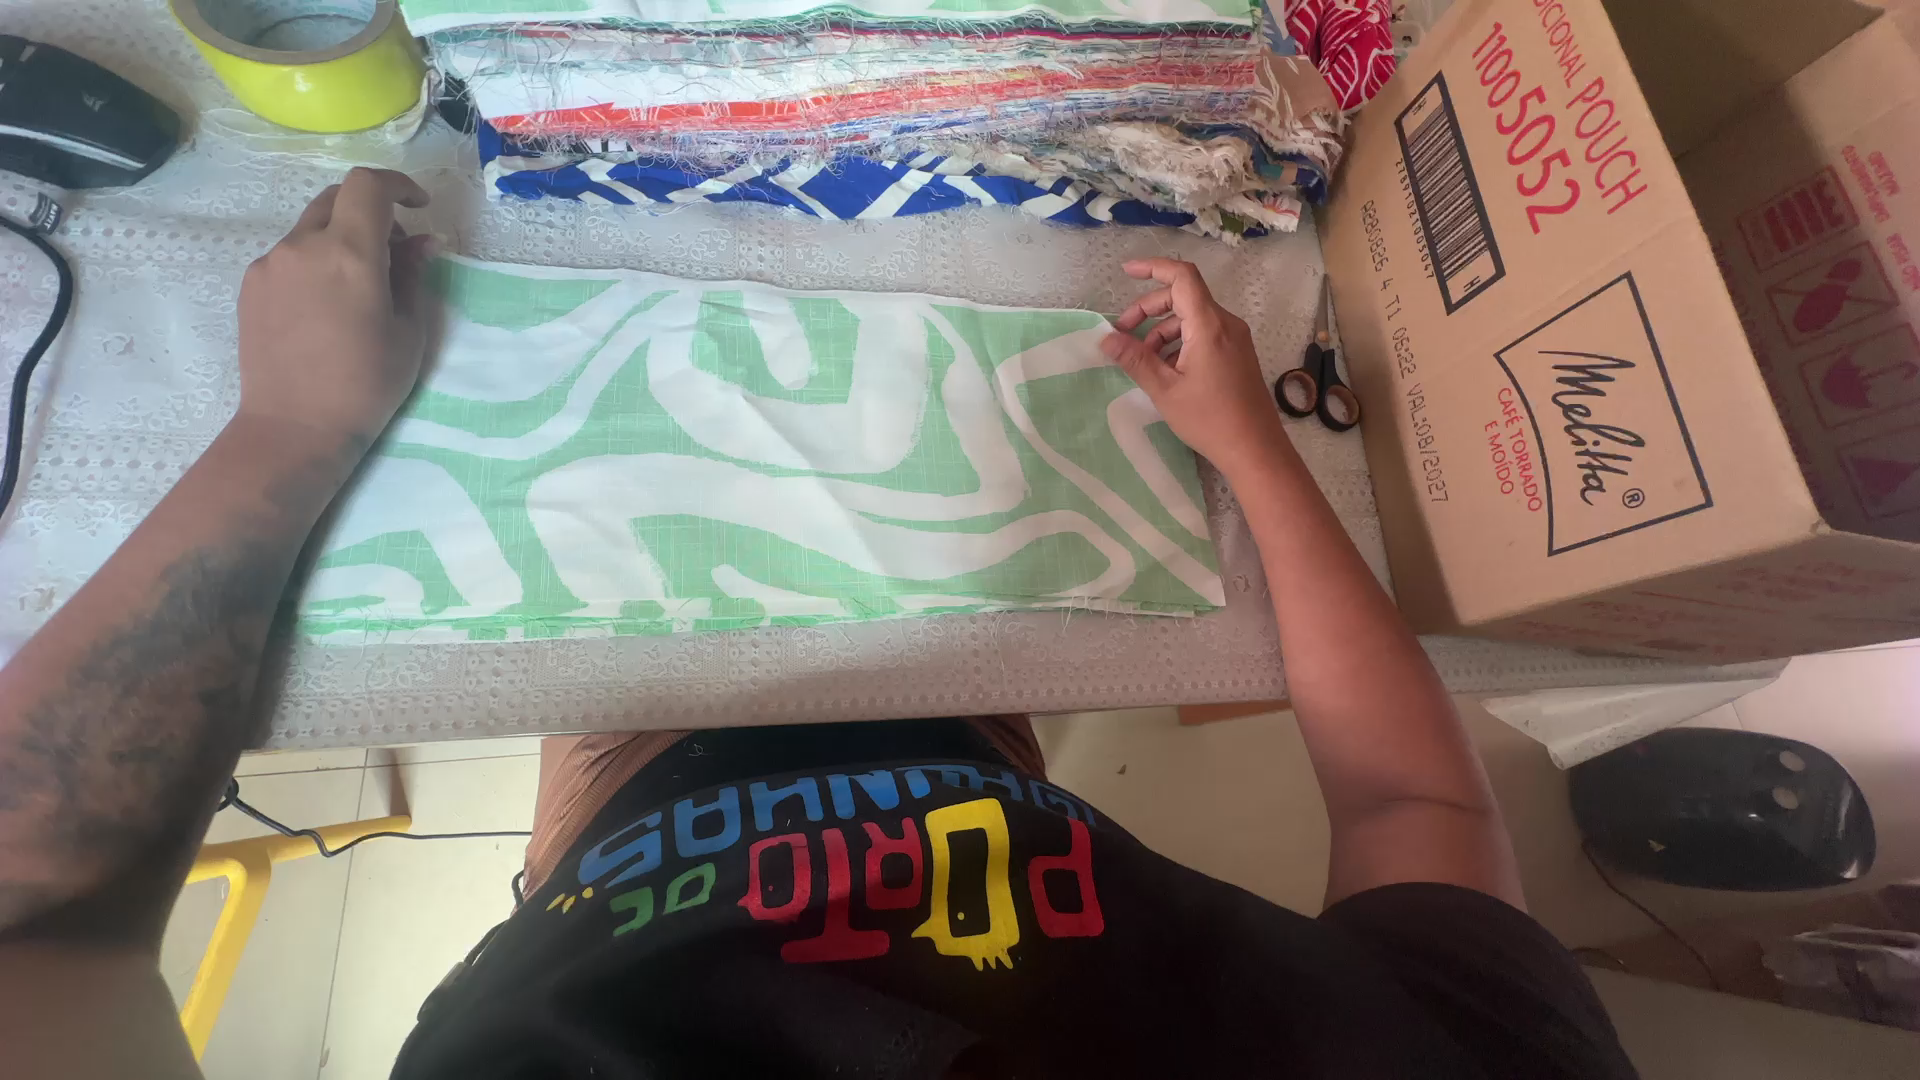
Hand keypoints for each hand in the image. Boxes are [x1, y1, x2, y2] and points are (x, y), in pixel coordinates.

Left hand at [235, 168, 433, 449]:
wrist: (298, 421)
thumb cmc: (370, 381)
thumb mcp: (410, 330)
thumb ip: (414, 277)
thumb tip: (422, 242)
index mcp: (351, 256)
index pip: (368, 187)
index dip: (398, 185)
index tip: (421, 205)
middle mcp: (304, 246)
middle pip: (337, 199)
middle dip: (374, 212)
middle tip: (401, 252)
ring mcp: (271, 262)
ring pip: (315, 227)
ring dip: (347, 239)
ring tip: (368, 287)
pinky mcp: (254, 281)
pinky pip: (294, 254)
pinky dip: (323, 260)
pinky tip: (336, 305)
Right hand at [1101, 258, 1285, 477]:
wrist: (1254, 448)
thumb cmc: (1209, 419)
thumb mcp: (1164, 390)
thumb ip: (1135, 359)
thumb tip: (1106, 339)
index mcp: (1208, 325)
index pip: (1182, 277)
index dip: (1153, 268)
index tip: (1126, 272)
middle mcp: (1225, 323)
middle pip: (1183, 296)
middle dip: (1149, 308)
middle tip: (1123, 334)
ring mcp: (1234, 338)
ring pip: (1191, 318)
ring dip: (1162, 330)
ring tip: (1143, 359)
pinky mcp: (1236, 353)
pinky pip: (1203, 333)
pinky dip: (1179, 342)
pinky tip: (1166, 369)